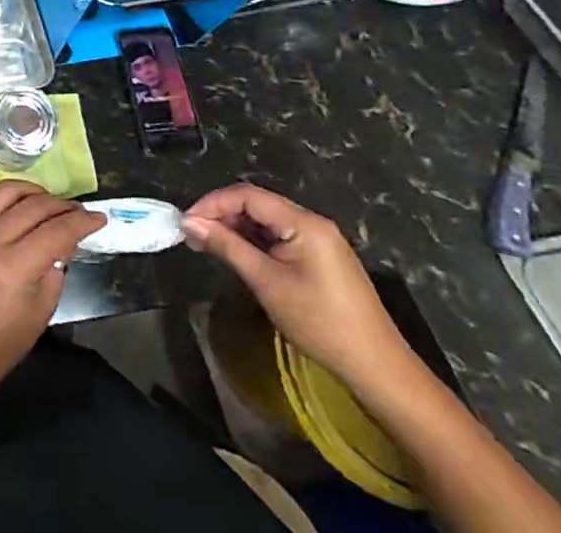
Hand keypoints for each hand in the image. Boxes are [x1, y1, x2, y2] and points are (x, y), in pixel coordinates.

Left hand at [0, 181, 104, 391]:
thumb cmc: (7, 337)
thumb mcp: (44, 305)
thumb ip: (58, 264)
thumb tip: (69, 238)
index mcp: (14, 266)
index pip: (56, 231)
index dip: (82, 222)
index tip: (100, 218)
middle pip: (35, 207)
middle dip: (64, 206)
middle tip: (82, 212)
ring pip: (11, 192)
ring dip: (38, 193)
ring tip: (55, 205)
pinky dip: (15, 197)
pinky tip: (29, 206)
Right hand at [182, 185, 415, 389]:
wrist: (375, 364)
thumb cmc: (319, 322)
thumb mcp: (266, 282)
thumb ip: (227, 246)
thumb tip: (190, 223)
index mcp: (304, 223)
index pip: (248, 195)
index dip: (212, 203)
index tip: (186, 222)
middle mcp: (312, 222)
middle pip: (257, 204)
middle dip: (221, 215)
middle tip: (193, 236)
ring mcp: (318, 239)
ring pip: (266, 220)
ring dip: (235, 228)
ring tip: (207, 246)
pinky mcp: (319, 256)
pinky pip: (279, 236)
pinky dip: (253, 241)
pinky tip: (236, 255)